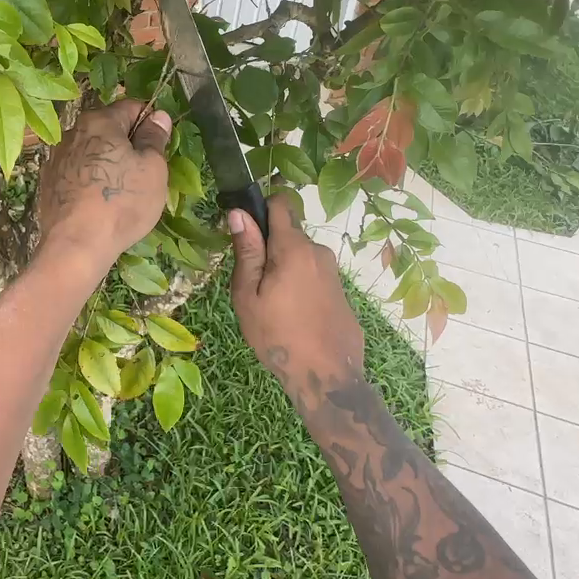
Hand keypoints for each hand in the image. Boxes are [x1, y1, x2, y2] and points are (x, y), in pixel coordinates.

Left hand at [35, 100, 171, 273]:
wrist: (76, 244)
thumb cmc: (121, 203)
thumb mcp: (152, 168)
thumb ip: (155, 138)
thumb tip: (158, 115)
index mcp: (100, 121)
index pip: (132, 106)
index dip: (150, 122)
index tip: (159, 145)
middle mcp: (73, 132)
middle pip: (109, 129)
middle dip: (128, 144)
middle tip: (144, 174)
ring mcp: (56, 158)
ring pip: (92, 151)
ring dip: (108, 163)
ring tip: (121, 192)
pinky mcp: (49, 182)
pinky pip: (77, 172)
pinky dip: (90, 180)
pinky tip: (98, 203)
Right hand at [227, 193, 364, 396]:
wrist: (326, 375)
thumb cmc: (277, 335)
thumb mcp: (248, 295)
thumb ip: (246, 252)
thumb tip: (238, 213)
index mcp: (293, 248)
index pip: (281, 203)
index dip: (261, 207)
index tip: (246, 230)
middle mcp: (318, 251)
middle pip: (288, 233)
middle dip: (269, 248)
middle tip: (253, 284)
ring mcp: (332, 271)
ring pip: (299, 256)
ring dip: (284, 269)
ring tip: (271, 305)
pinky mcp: (340, 290)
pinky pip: (312, 275)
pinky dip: (299, 285)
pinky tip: (292, 315)